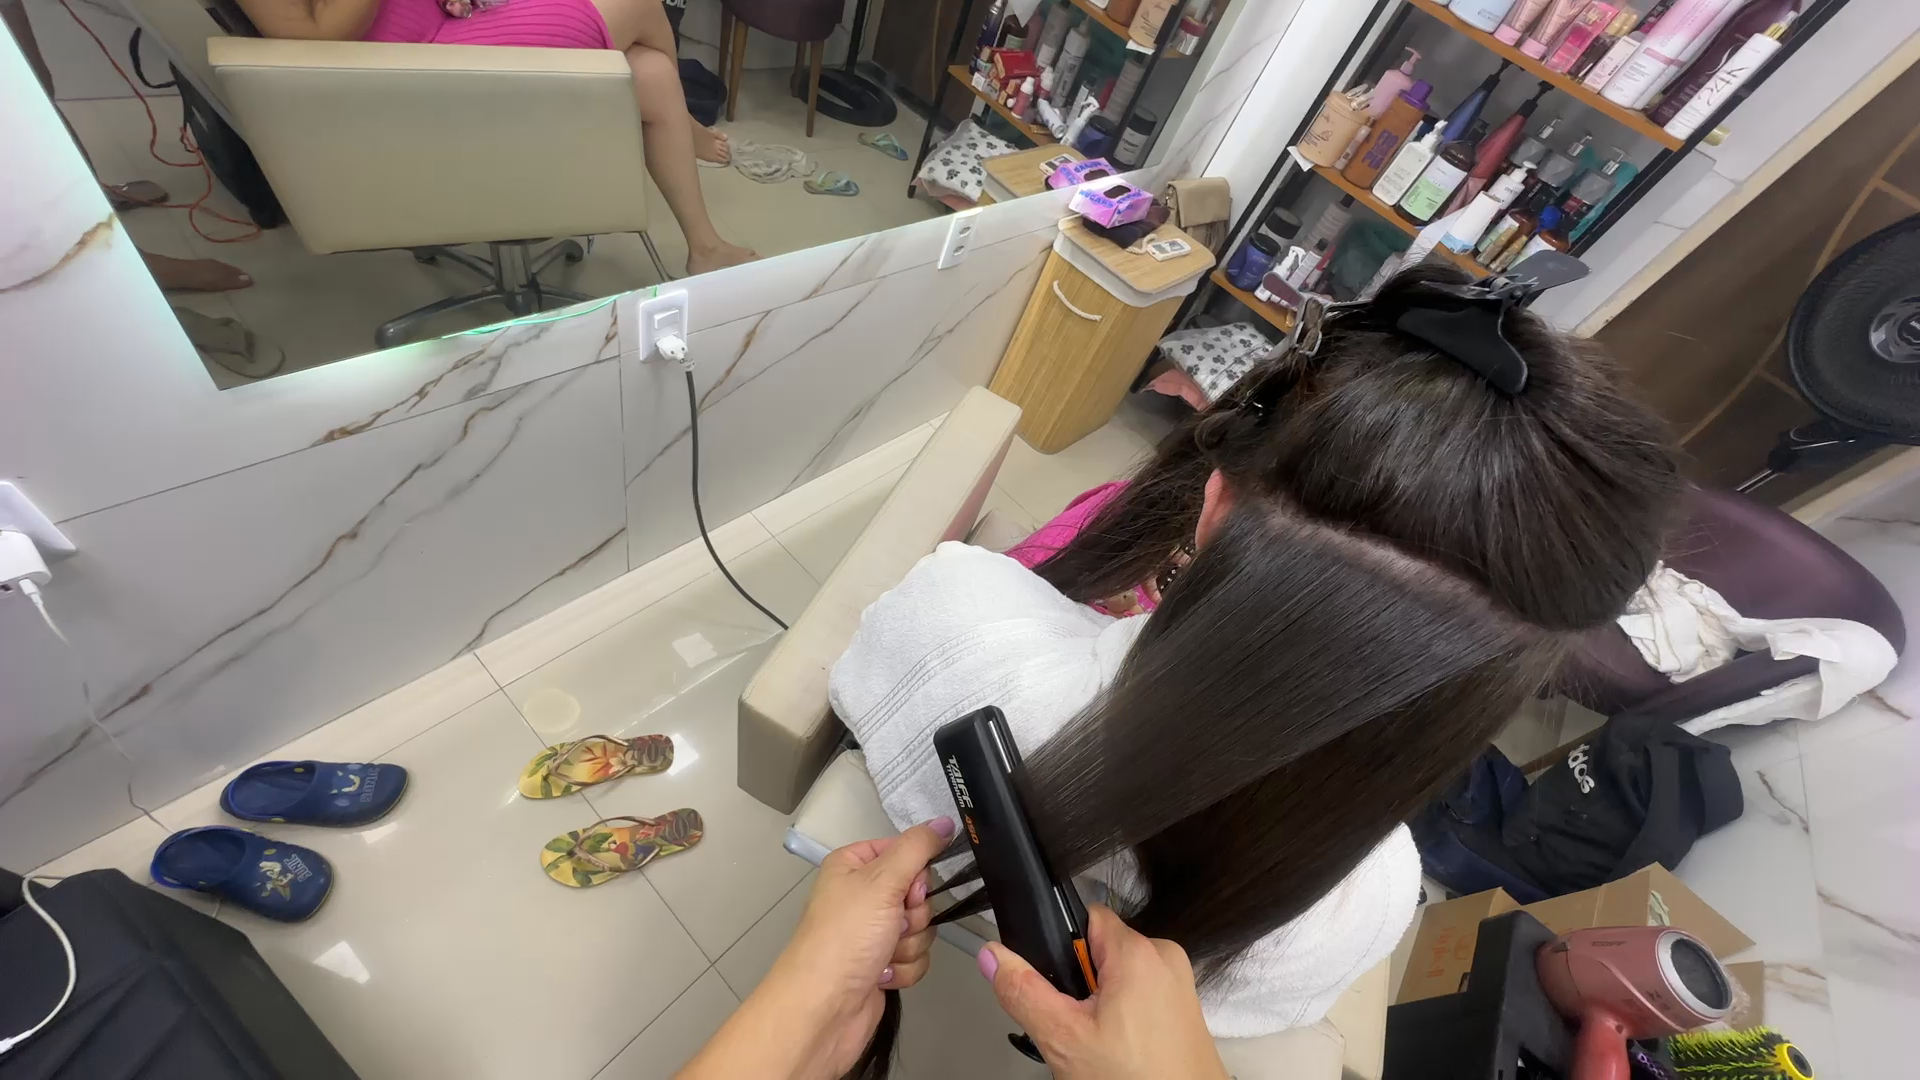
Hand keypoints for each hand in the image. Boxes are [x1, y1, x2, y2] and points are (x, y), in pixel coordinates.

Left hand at [676, 818, 952, 1079]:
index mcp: (854, 865)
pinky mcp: (883, 963)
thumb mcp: (882, 881)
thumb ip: (918, 847)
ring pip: (920, 926)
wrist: (823, 1011)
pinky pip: (915, 955)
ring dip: (909, 943)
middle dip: (913, 913)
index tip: (910, 889)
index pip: (905, 851)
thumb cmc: (846, 937)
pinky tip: (882, 976)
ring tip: (883, 955)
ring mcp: (872, 931)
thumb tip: (945, 821)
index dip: (915, 873)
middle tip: (894, 924)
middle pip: (918, 891)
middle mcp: (863, 894)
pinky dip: (904, 968)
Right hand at [980, 904, 1227, 1079]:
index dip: (1064, 948)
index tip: (1060, 986)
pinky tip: (1121, 1055)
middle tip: (1076, 1029)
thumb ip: (1024, 992)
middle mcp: (1165, 958)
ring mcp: (1180, 986)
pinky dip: (1127, 1018)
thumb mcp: (1065, 1040)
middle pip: (1102, 950)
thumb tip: (992, 955)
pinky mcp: (1187, 1012)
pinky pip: (1144, 997)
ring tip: (1099, 1048)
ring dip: (1103, 1005)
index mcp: (1138, 951)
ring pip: (1122, 977)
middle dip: (1082, 985)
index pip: (1085, 917)